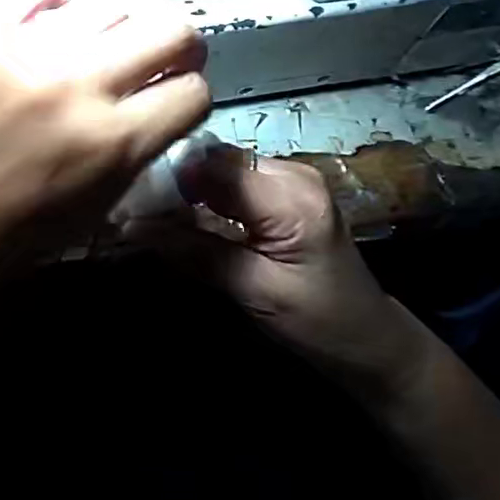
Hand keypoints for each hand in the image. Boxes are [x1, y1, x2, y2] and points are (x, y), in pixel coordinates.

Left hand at [0, 0, 210, 307]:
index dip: (194, 95)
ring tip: (110, 32)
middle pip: (171, 29)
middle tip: (166, 51)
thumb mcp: (84, 220)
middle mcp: (79, 87)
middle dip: (182, 42)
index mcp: (109, 145)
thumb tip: (153, 115)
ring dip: (125, 19)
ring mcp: (27, 52)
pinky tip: (62, 7)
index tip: (178, 98)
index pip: (192, 93)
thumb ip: (130, 162)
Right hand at [144, 154, 421, 387]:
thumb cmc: (318, 322)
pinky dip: (207, 197)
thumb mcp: (253, 290)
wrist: (370, 339)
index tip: (129, 198)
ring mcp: (290, 178)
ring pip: (221, 168)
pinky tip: (184, 217)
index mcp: (290, 195)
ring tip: (150, 212)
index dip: (169, 177)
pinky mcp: (285, 190)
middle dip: (174, 182)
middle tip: (133, 207)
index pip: (214, 165)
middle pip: (216, 160)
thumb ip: (195, 251)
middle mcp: (292, 172)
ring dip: (187, 189)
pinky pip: (234, 181)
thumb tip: (132, 227)